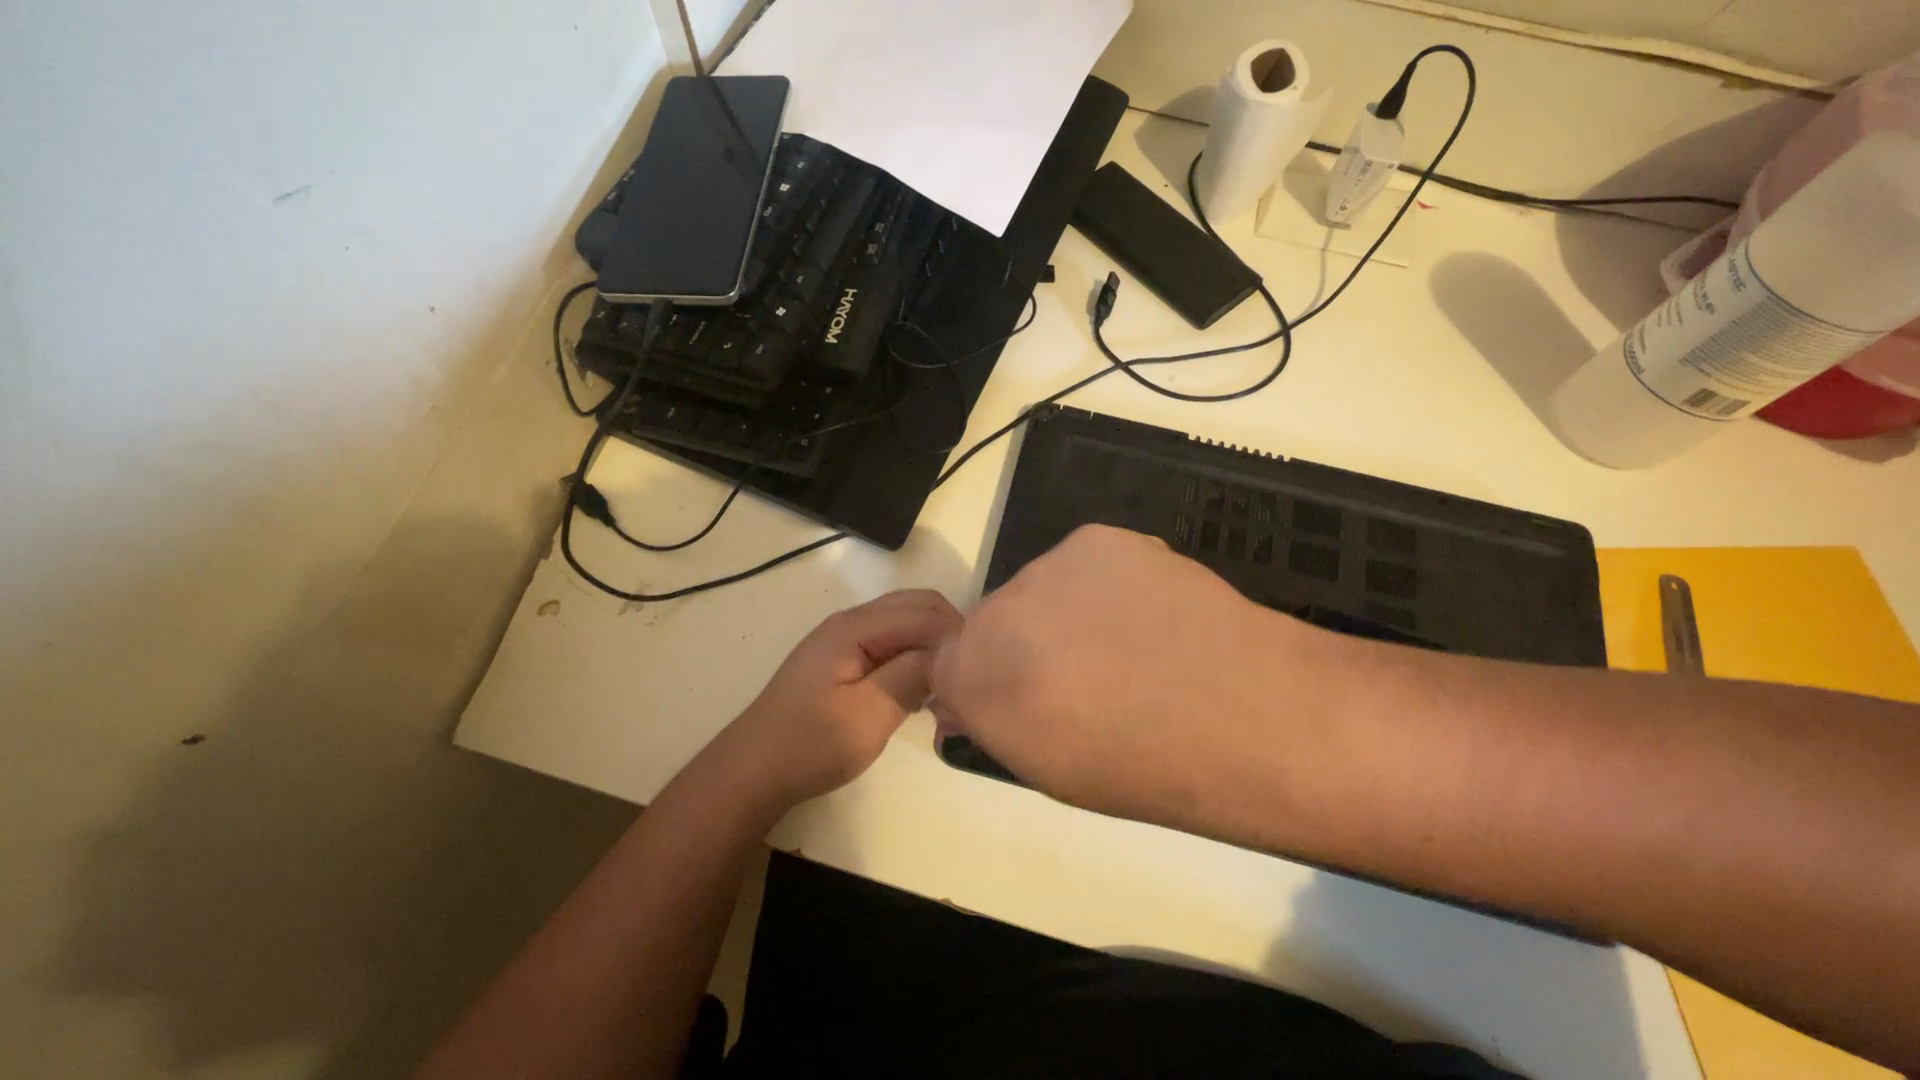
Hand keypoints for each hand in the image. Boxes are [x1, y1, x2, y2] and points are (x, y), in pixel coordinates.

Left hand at [716, 589, 960, 811]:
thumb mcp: (869, 714)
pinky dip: (914, 658)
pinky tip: (923, 692)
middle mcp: (850, 623)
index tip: (980, 670)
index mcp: (854, 627)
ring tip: (950, 684)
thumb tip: (950, 653)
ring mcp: (844, 641)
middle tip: (969, 674)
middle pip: (914, 607)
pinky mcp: (843, 663)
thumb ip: (911, 676)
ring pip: (904, 625)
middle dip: (947, 633)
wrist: (755, 772)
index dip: (955, 635)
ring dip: (931, 645)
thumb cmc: (811, 744)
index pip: (922, 612)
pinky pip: (890, 645)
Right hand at [930, 526, 1340, 835]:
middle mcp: (999, 615)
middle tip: (1086, 678)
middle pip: (993, 622)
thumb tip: (964, 704)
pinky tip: (1152, 616)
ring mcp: (1051, 569)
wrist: (1245, 715)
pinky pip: (1085, 563)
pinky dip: (1107, 585)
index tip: (1023, 700)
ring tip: (1133, 648)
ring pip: (1041, 589)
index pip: (945, 665)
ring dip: (1067, 612)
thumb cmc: (1147, 770)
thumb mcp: (1053, 773)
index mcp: (977, 680)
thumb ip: (997, 728)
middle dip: (1026, 646)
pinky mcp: (1100, 539)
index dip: (984, 682)